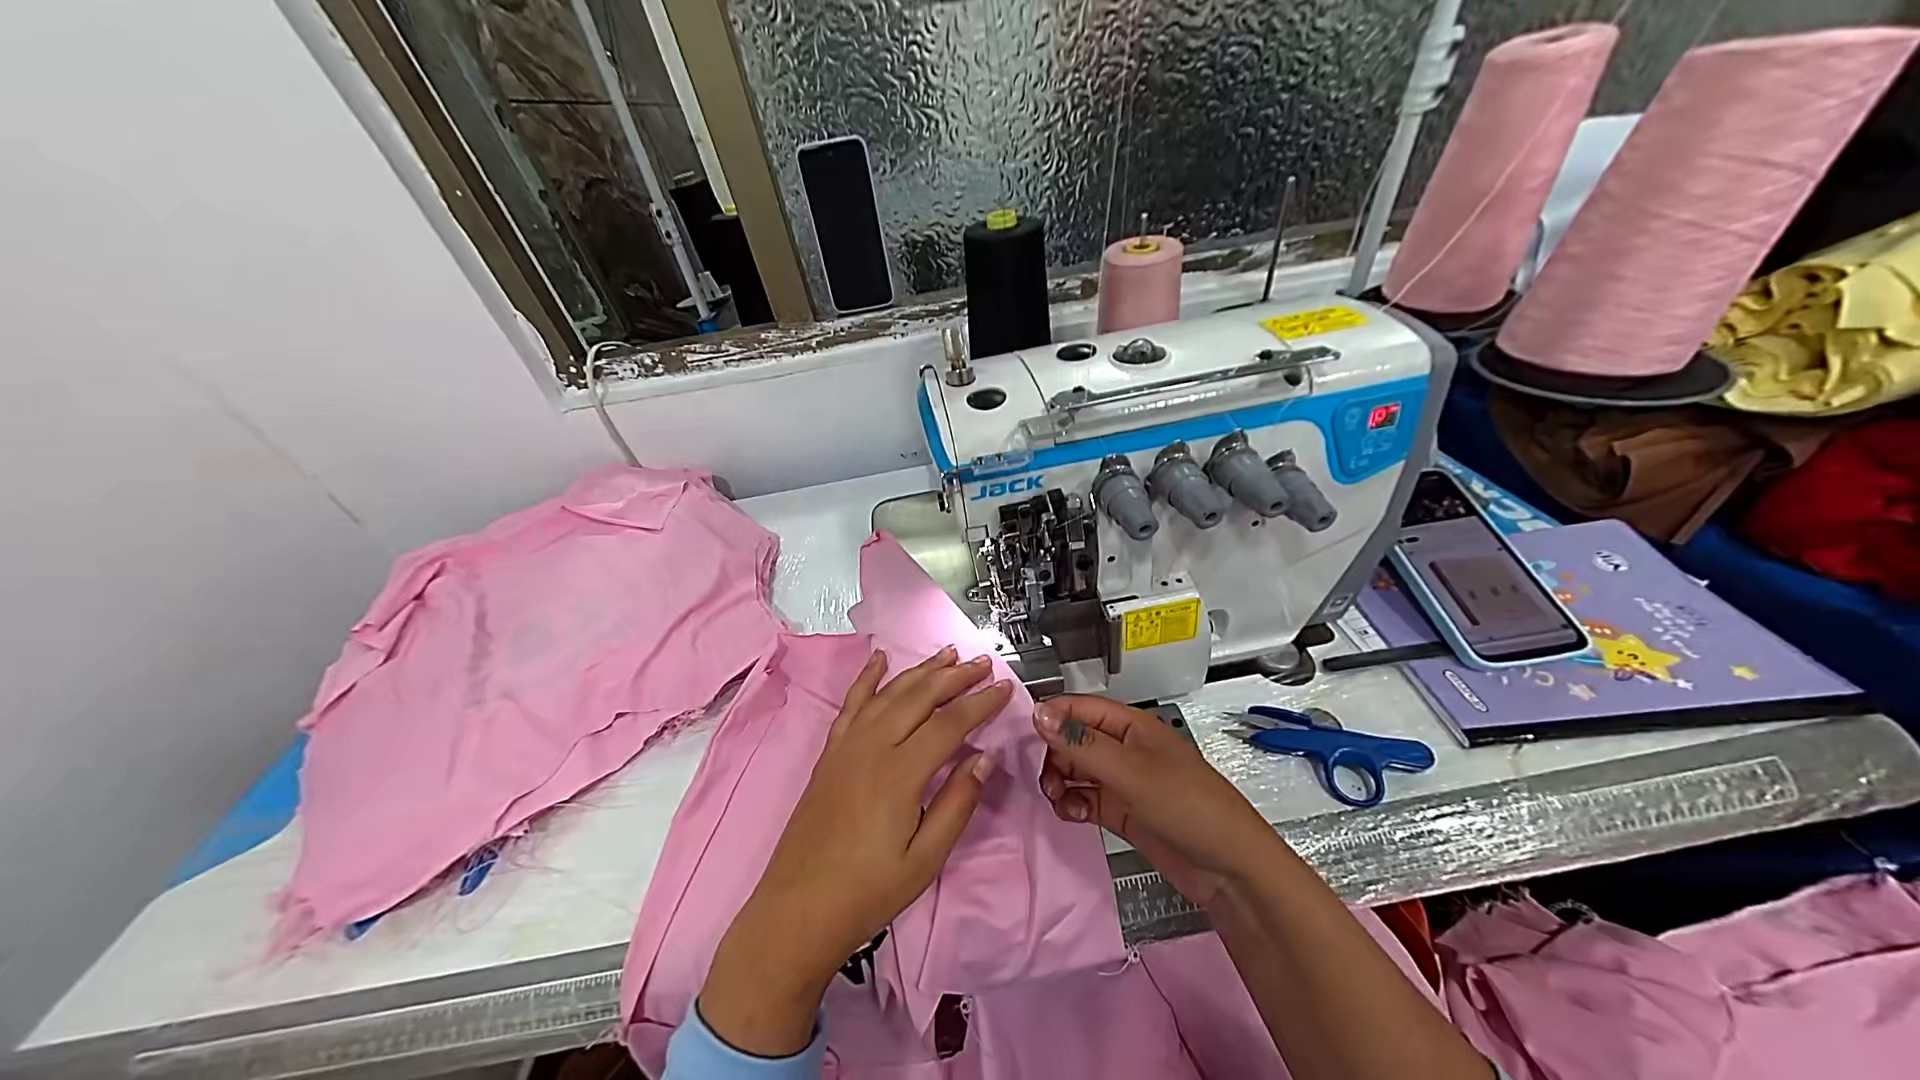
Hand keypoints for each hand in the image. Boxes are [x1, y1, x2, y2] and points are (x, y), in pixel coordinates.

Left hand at [701, 646, 1012, 1055]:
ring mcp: (847, 746)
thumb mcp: (925, 858)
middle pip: (920, 697)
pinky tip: (879, 660)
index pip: (950, 724)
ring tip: (946, 654)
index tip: (1004, 688)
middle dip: (955, 676)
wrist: (798, 909)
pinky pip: (851, 704)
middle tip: (982, 662)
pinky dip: (867, 678)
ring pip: (889, 694)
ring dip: (920, 670)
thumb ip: (957, 802)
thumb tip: (985, 757)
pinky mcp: (830, 753)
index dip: (980, 703)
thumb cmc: (868, 891)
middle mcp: (872, 748)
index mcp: (900, 773)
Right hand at [1034, 695, 1283, 907]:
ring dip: (1060, 780)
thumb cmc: (1187, 807)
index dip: (1051, 717)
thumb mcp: (1130, 771)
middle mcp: (1124, 748)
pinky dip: (1074, 803)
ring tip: (1056, 796)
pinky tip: (1072, 813)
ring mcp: (1123, 781)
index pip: (1080, 708)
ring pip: (1076, 770)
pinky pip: (1086, 798)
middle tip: (1044, 776)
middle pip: (1073, 739)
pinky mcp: (1122, 811)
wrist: (1228, 868)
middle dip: (1053, 754)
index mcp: (1131, 726)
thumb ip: (1082, 744)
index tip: (1023, 735)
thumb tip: (1040, 714)